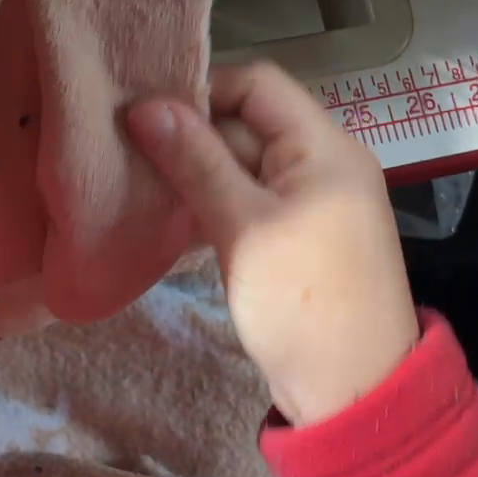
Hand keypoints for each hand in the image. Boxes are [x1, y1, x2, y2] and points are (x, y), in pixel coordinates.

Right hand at [127, 63, 419, 425]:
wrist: (352, 392)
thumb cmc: (303, 302)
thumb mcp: (245, 228)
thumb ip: (197, 162)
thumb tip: (145, 106)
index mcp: (323, 146)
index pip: (258, 84)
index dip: (202, 89)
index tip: (145, 112)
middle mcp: (319, 162)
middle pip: (246, 124)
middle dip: (189, 133)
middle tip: (125, 147)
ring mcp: (305, 201)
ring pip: (240, 164)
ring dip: (193, 170)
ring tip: (134, 176)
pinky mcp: (289, 234)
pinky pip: (245, 199)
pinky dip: (209, 201)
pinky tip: (164, 211)